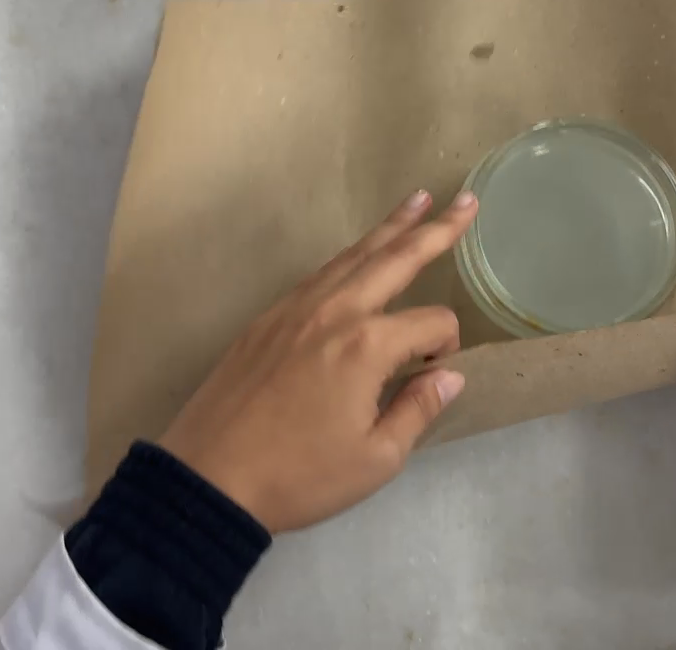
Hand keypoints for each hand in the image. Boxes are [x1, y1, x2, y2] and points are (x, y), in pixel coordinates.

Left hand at [158, 189, 477, 533]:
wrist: (209, 475)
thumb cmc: (298, 474)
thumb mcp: (375, 459)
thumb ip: (418, 409)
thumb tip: (449, 375)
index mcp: (368, 345)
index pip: (431, 323)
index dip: (446, 345)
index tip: (435, 372)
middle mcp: (337, 309)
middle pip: (396, 258)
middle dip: (436, 228)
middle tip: (465, 199)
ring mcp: (300, 305)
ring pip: (355, 254)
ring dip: (391, 226)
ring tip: (418, 200)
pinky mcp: (272, 313)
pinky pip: (323, 272)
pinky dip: (351, 255)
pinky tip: (361, 254)